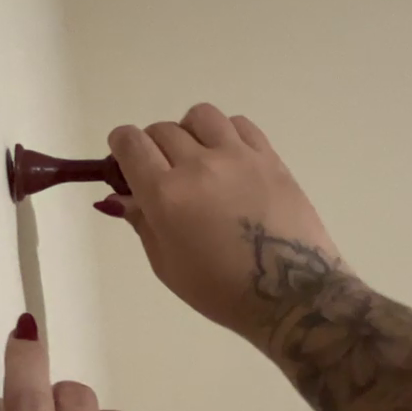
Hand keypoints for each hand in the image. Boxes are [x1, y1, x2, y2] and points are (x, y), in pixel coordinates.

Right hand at [102, 105, 340, 343]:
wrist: (291, 293)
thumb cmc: (219, 290)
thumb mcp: (166, 265)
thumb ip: (141, 222)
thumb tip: (122, 196)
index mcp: (166, 196)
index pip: (131, 144)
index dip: (120, 145)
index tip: (123, 158)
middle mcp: (198, 166)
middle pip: (161, 130)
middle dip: (151, 148)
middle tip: (160, 173)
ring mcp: (238, 157)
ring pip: (200, 116)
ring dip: (188, 132)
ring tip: (196, 159)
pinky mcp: (269, 157)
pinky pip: (238, 124)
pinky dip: (224, 134)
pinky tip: (227, 159)